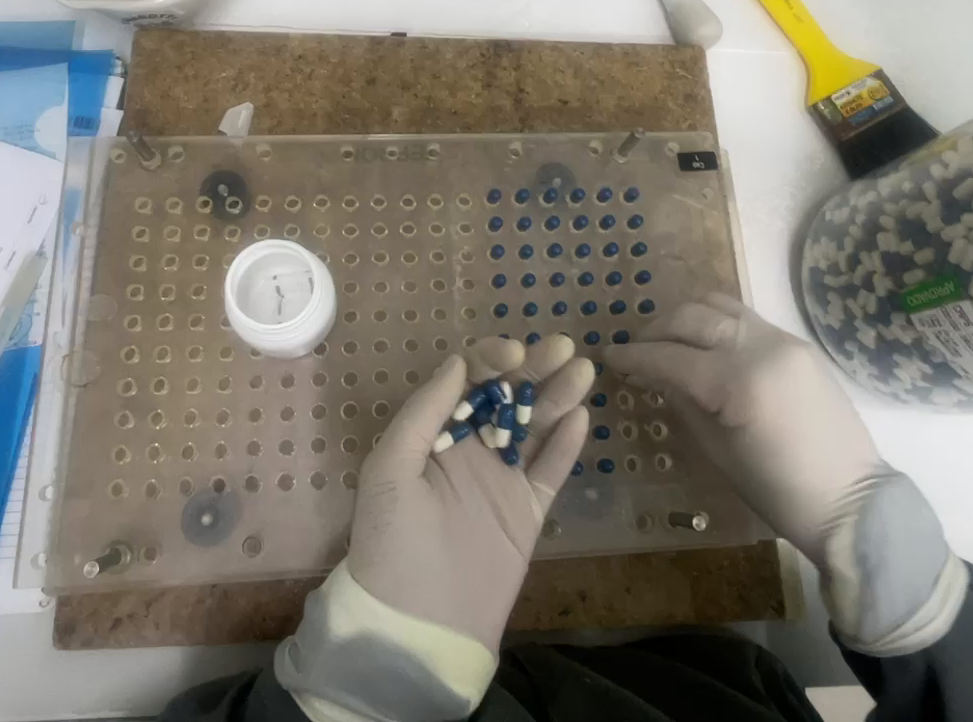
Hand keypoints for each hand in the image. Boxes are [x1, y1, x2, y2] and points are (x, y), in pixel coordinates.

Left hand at [347, 335, 593, 649]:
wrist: (416, 625)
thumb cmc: (391, 541)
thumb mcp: (390, 469)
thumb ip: (423, 413)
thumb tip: (458, 363)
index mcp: (434, 433)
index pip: (468, 382)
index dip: (491, 361)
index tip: (515, 352)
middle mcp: (470, 449)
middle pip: (508, 397)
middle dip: (534, 369)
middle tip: (565, 347)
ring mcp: (501, 479)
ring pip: (535, 427)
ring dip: (557, 396)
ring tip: (582, 369)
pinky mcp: (527, 512)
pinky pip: (550, 471)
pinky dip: (566, 445)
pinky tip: (581, 417)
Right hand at [602, 293, 879, 561]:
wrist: (851, 501)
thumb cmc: (777, 489)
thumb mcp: (716, 449)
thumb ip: (681, 400)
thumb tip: (650, 374)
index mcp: (738, 382)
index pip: (670, 356)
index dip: (633, 356)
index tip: (608, 356)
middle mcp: (761, 347)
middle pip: (691, 317)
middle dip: (655, 330)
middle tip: (634, 349)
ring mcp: (782, 340)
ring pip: (717, 304)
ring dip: (684, 316)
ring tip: (666, 339)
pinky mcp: (795, 343)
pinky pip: (744, 316)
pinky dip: (715, 320)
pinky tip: (702, 341)